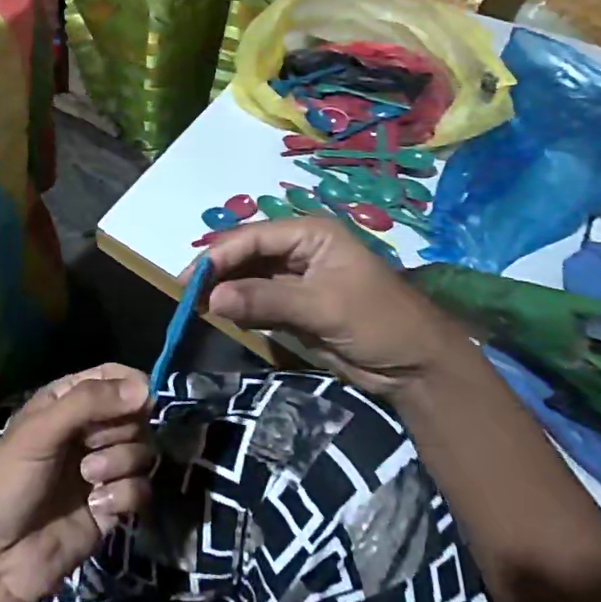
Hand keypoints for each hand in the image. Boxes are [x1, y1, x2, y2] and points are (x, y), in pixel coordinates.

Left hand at [0, 364, 156, 601]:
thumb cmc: (7, 484)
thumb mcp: (40, 432)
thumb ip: (89, 402)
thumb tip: (145, 387)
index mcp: (66, 402)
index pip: (112, 377)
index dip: (129, 384)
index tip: (139, 397)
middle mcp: (88, 430)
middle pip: (134, 413)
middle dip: (119, 429)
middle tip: (90, 446)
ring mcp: (102, 468)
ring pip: (142, 449)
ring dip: (119, 462)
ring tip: (89, 480)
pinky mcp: (112, 505)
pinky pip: (141, 487)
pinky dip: (124, 496)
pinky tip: (98, 507)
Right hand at [198, 219, 469, 397]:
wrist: (416, 367)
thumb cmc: (378, 322)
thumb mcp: (323, 307)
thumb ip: (265, 300)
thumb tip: (211, 297)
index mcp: (310, 234)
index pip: (254, 236)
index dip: (219, 255)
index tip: (188, 278)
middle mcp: (299, 249)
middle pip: (246, 253)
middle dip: (217, 271)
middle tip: (184, 293)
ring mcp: (295, 278)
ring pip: (248, 277)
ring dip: (223, 289)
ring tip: (193, 305)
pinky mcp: (293, 306)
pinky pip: (256, 300)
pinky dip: (237, 306)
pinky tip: (217, 314)